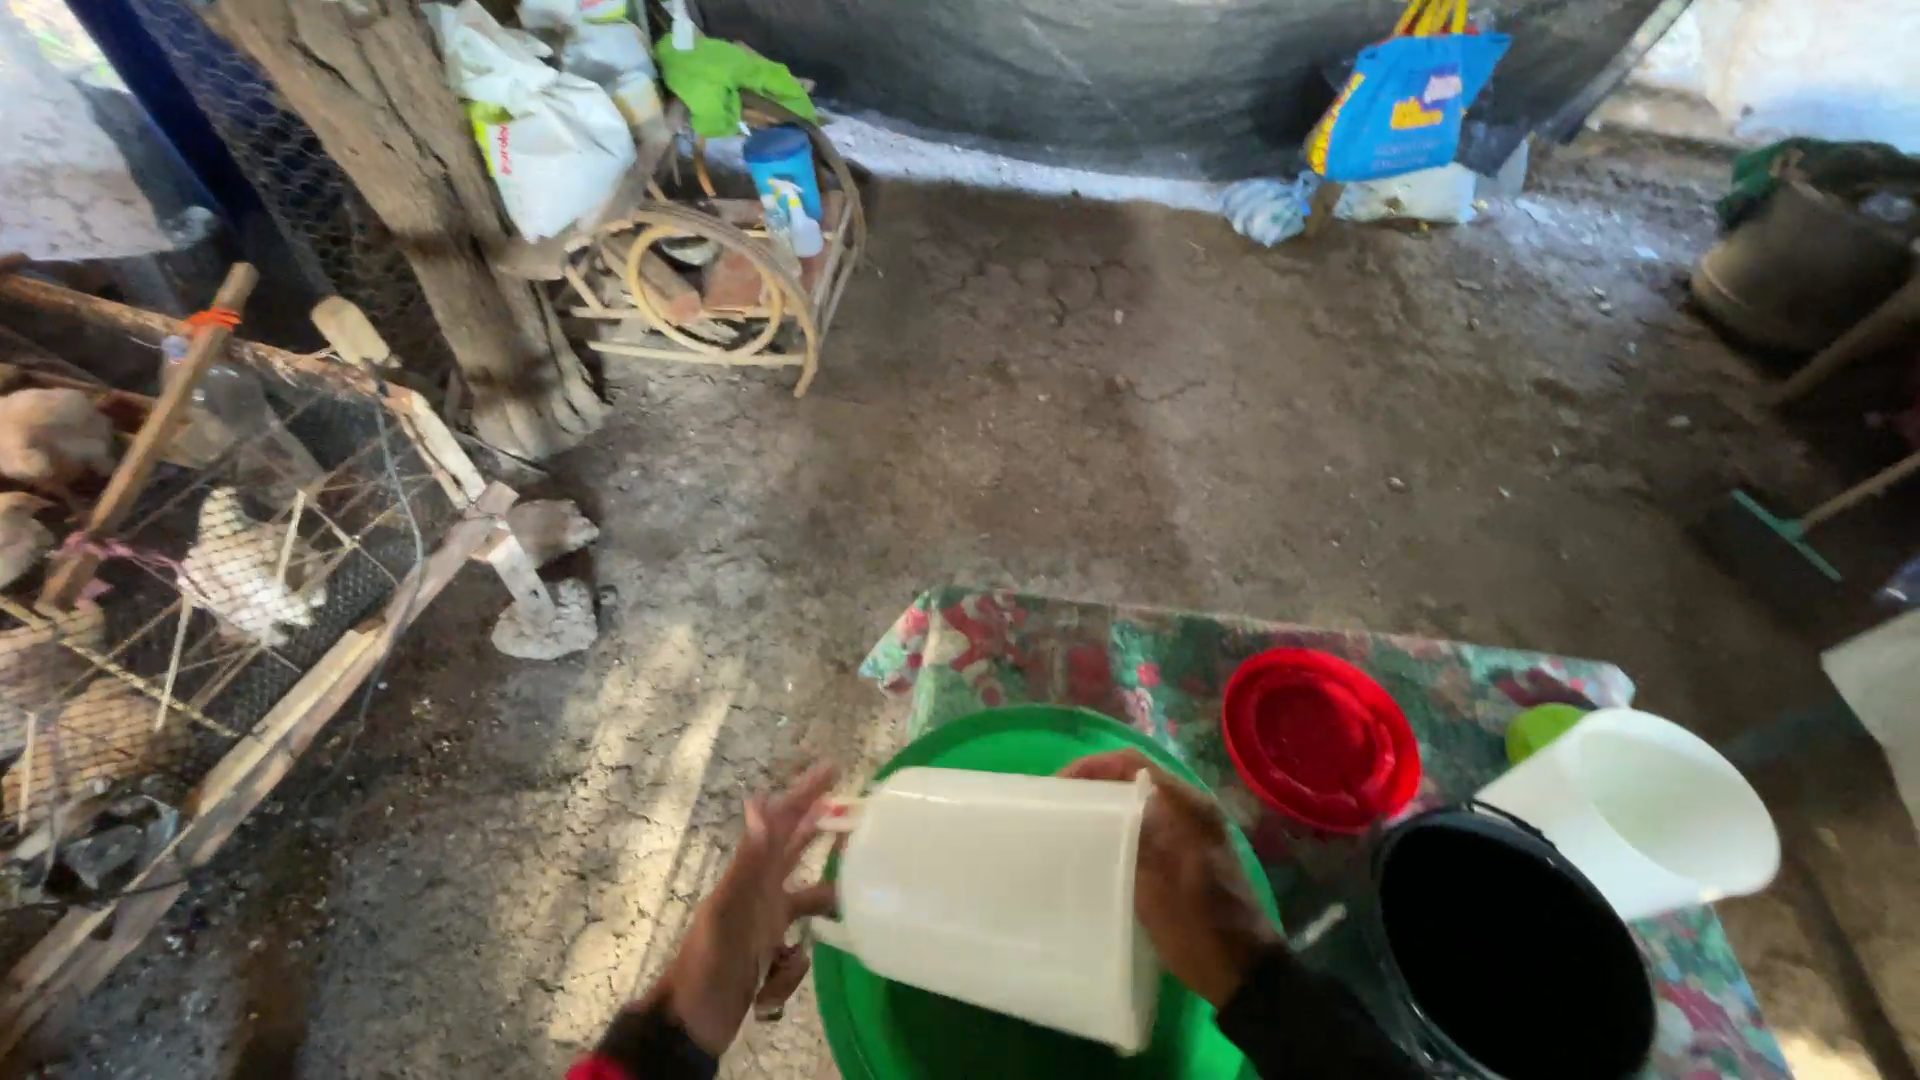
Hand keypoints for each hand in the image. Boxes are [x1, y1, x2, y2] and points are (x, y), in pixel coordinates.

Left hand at [647, 763, 837, 1053]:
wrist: (689, 1027)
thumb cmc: (707, 964)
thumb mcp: (728, 911)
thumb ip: (747, 860)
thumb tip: (760, 804)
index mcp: (752, 874)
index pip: (783, 821)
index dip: (806, 793)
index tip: (833, 767)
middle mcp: (761, 889)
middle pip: (796, 847)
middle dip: (820, 827)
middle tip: (852, 808)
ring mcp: (765, 921)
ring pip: (807, 899)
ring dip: (822, 903)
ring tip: (850, 901)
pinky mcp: (769, 953)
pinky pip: (799, 949)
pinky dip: (794, 966)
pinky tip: (777, 983)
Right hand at [1060, 750, 1279, 1006]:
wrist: (1246, 972)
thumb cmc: (1201, 928)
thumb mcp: (1158, 886)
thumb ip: (1131, 836)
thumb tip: (1094, 806)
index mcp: (1188, 806)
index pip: (1132, 763)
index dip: (1091, 766)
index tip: (1058, 785)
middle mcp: (1193, 807)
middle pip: (1135, 776)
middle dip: (1095, 782)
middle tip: (1060, 802)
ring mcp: (1194, 827)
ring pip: (1141, 797)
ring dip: (1108, 801)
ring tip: (1072, 818)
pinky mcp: (1190, 847)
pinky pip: (1150, 817)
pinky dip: (1122, 820)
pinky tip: (1100, 842)